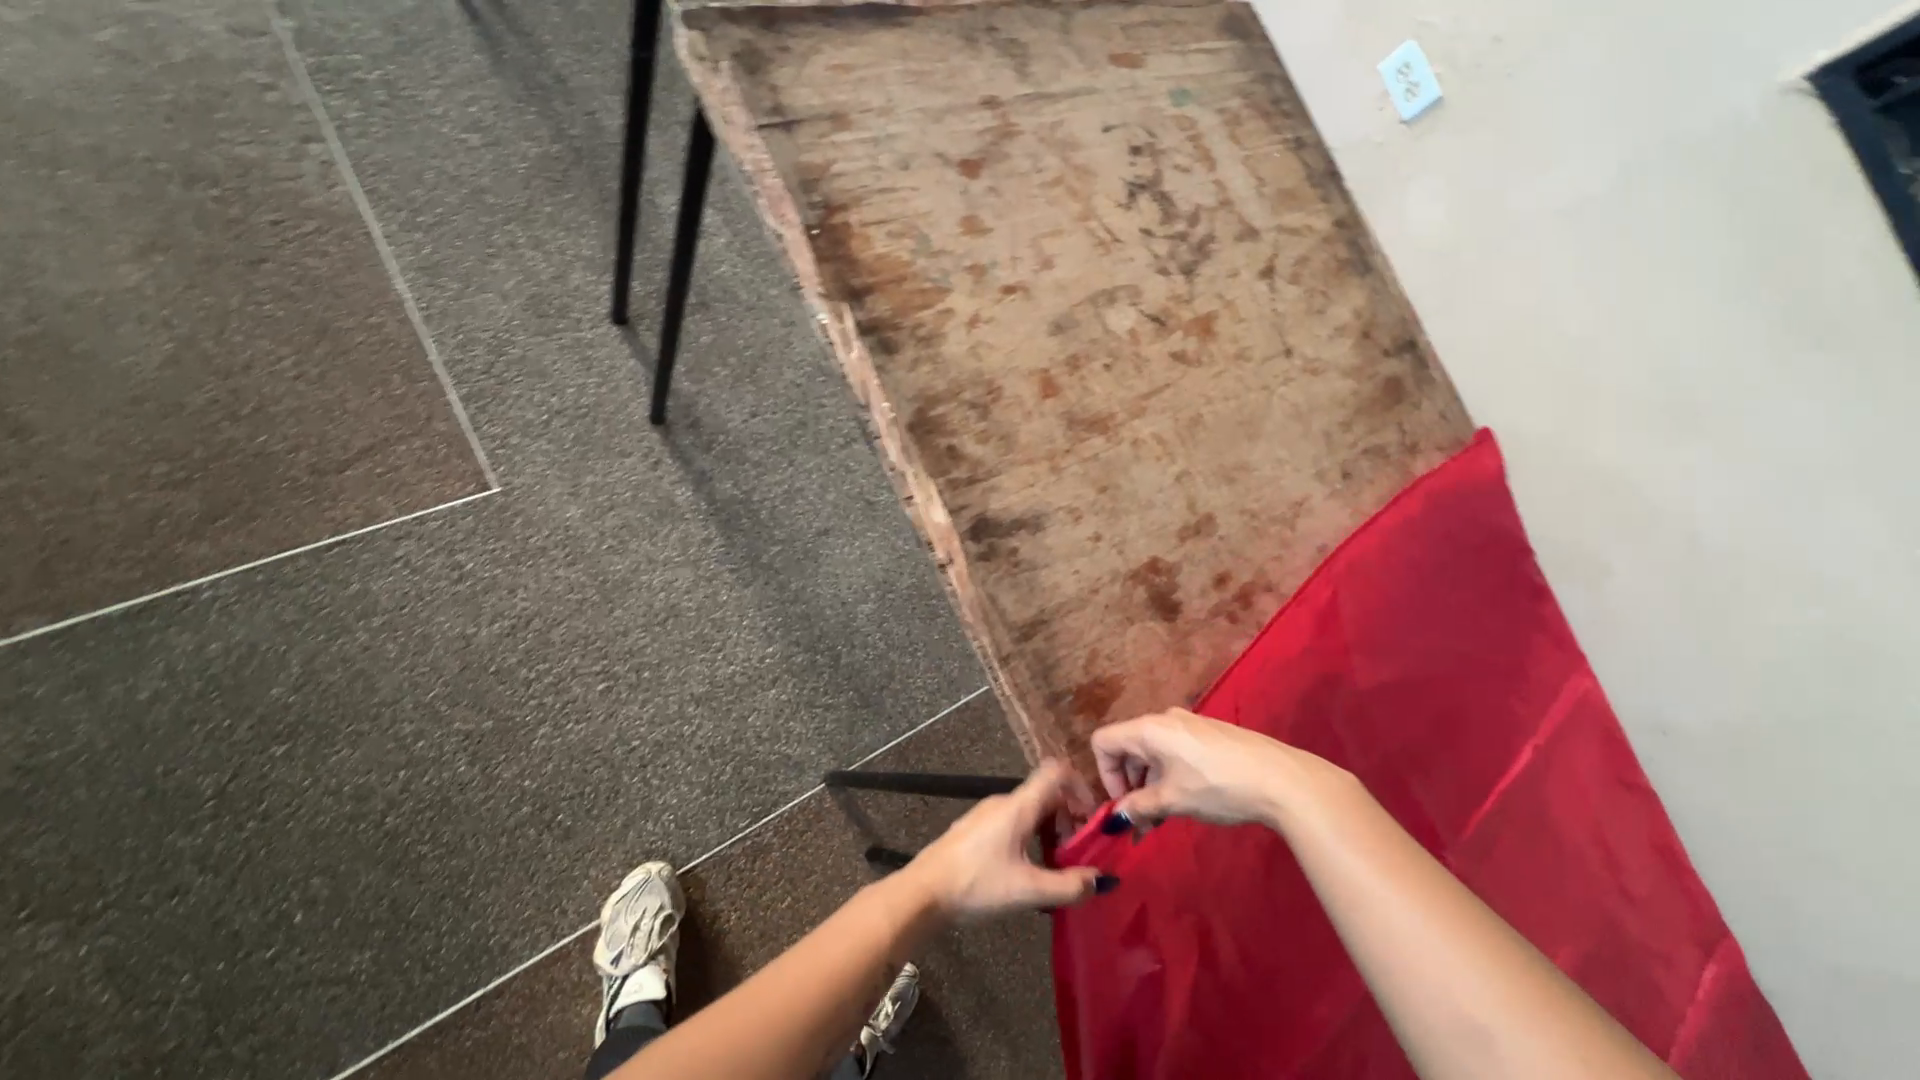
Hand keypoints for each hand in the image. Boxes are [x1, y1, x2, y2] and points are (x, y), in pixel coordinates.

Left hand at [905, 761, 1109, 919]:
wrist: (921, 894)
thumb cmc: (976, 885)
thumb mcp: (1028, 890)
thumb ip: (1069, 886)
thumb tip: (1103, 880)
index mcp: (1018, 806)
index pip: (1056, 773)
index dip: (1081, 788)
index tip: (1093, 820)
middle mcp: (1002, 803)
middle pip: (1046, 797)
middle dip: (1069, 822)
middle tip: (1078, 856)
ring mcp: (986, 816)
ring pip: (1029, 814)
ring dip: (1049, 836)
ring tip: (1055, 871)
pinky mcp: (974, 832)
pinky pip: (1012, 826)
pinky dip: (1030, 842)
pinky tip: (1027, 876)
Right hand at [1092, 707, 1338, 827]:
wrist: (1283, 780)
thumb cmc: (1219, 787)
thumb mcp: (1173, 801)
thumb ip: (1139, 806)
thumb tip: (1118, 816)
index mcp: (1150, 729)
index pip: (1103, 742)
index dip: (1105, 775)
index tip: (1124, 805)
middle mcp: (1166, 720)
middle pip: (1128, 748)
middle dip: (1129, 786)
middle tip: (1142, 821)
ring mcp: (1191, 725)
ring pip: (1154, 754)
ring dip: (1150, 786)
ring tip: (1164, 820)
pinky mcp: (1211, 735)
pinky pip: (1175, 753)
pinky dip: (1170, 777)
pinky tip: (1188, 802)